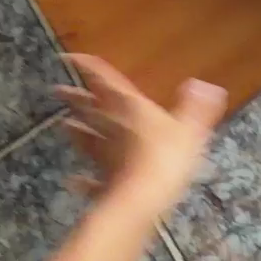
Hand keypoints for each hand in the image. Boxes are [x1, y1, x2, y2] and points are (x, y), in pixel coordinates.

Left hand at [55, 55, 226, 217]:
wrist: (140, 203)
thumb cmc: (166, 159)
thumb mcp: (190, 129)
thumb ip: (196, 108)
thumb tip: (205, 85)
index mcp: (129, 107)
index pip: (106, 81)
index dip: (89, 67)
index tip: (68, 57)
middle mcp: (112, 127)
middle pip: (90, 108)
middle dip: (74, 97)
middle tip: (55, 89)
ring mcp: (104, 157)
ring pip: (86, 139)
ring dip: (75, 130)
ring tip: (62, 125)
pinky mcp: (104, 184)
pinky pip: (91, 181)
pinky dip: (83, 180)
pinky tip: (75, 182)